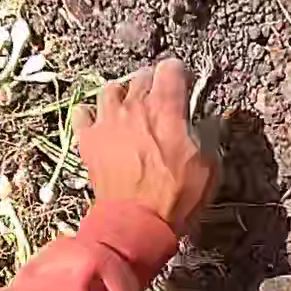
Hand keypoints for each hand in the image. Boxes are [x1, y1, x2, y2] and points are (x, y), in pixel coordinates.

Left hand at [71, 59, 217, 235]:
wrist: (134, 222)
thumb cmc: (174, 197)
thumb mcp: (208, 165)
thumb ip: (207, 134)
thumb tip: (209, 121)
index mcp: (166, 107)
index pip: (171, 68)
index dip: (179, 75)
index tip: (182, 88)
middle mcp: (133, 107)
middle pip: (141, 77)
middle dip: (152, 85)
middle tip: (158, 104)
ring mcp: (107, 122)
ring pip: (110, 90)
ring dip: (121, 96)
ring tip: (127, 111)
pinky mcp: (88, 140)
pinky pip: (82, 114)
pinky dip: (90, 115)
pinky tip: (99, 124)